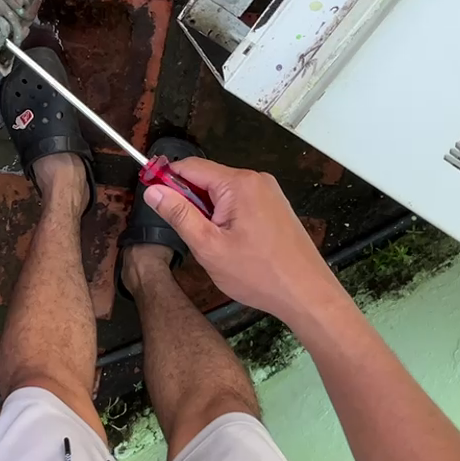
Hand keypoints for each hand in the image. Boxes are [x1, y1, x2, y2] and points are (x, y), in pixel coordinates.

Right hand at [143, 158, 347, 325]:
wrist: (307, 294)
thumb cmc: (259, 274)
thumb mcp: (208, 246)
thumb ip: (178, 214)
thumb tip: (152, 190)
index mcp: (238, 184)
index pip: (189, 166)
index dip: (166, 179)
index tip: (152, 196)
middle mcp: (255, 180)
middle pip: (206, 178)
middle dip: (191, 201)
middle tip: (191, 234)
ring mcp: (268, 192)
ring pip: (222, 192)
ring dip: (209, 212)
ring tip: (216, 244)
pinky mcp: (274, 206)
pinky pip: (239, 202)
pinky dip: (227, 217)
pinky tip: (233, 244)